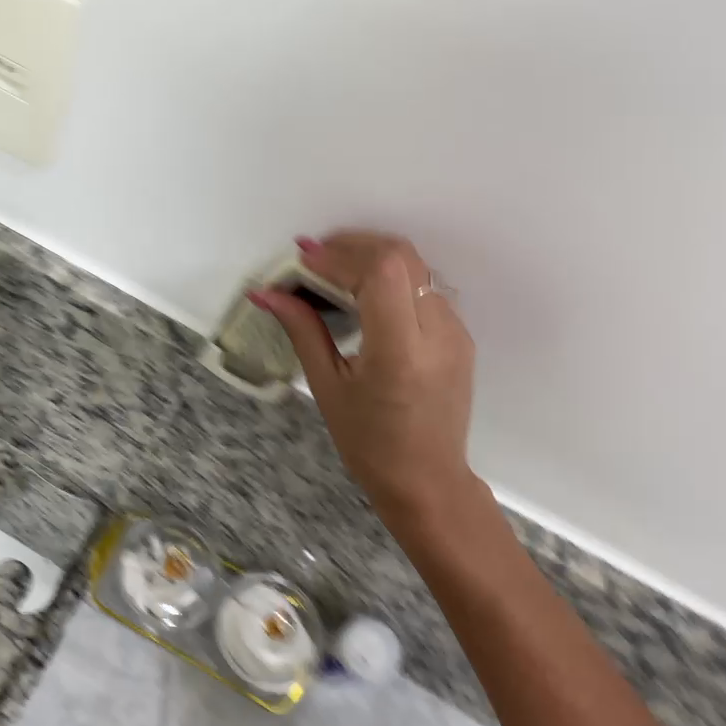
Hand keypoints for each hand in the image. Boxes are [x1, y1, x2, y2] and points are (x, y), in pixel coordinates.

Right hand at [251, 232, 477, 535]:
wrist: (427, 480)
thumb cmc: (368, 443)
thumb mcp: (327, 386)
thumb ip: (302, 330)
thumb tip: (266, 292)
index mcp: (399, 352)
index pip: (382, 272)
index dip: (340, 254)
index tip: (303, 260)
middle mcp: (436, 333)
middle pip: (402, 256)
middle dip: (354, 245)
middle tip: (314, 257)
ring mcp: (455, 331)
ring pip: (415, 267)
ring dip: (372, 258)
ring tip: (332, 270)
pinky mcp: (459, 334)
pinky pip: (424, 287)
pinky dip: (390, 277)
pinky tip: (361, 292)